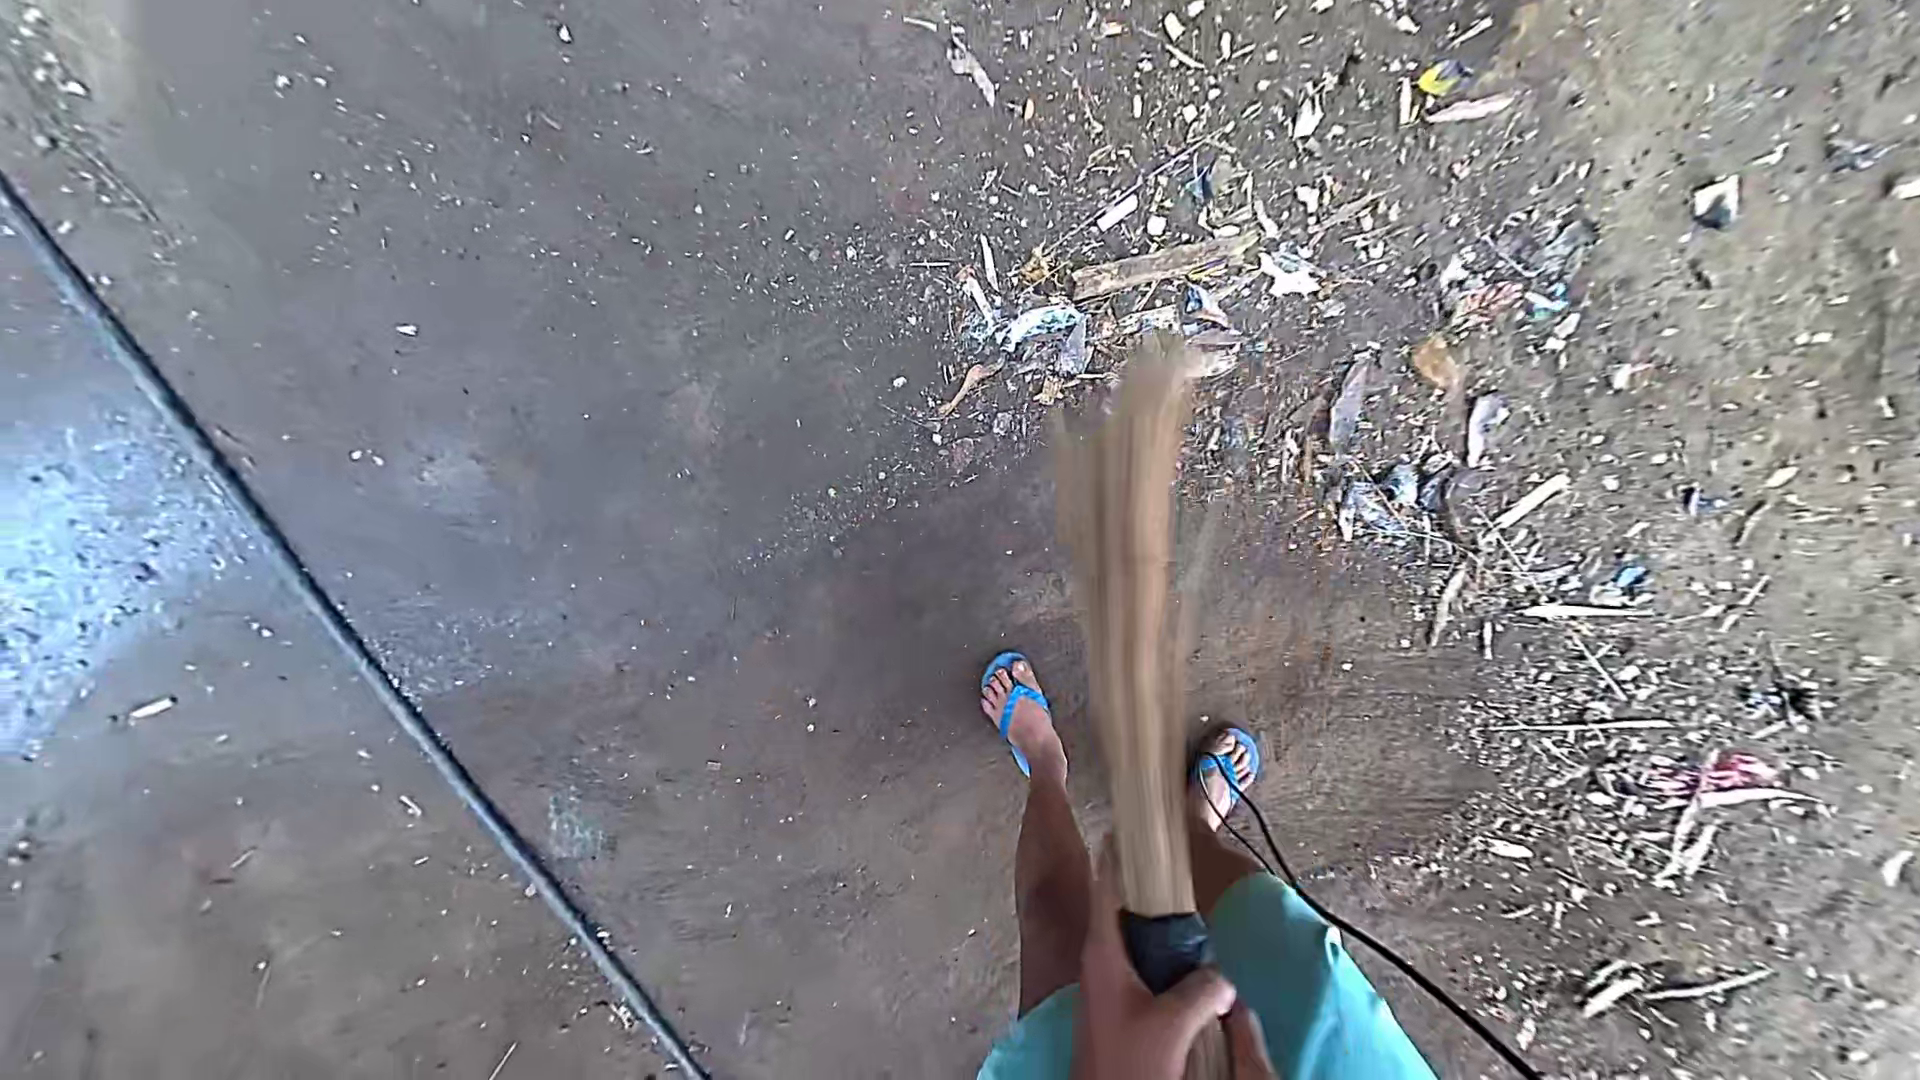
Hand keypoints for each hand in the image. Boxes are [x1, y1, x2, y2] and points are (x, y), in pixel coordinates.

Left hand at [1070, 856, 1278, 1079]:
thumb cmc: (1129, 1064)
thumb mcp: (1170, 1027)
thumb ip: (1200, 993)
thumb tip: (1224, 973)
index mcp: (1102, 949)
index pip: (1105, 887)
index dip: (1113, 856)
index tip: (1124, 828)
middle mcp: (1099, 956)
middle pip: (1118, 906)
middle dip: (1141, 886)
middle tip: (1169, 864)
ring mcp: (1105, 979)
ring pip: (1129, 935)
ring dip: (1152, 921)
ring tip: (1184, 904)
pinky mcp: (1116, 1001)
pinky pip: (1136, 961)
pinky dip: (1156, 950)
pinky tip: (1183, 958)